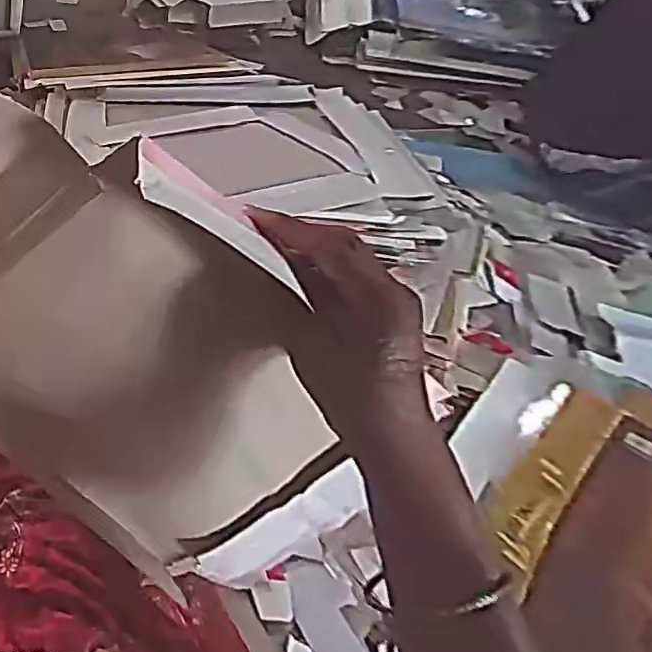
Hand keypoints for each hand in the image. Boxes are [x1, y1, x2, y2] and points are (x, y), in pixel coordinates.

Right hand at [248, 208, 425, 436]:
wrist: (386, 431)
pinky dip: (317, 261)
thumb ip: (302, 299)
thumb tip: (282, 266)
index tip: (261, 220)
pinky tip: (295, 263)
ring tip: (273, 237)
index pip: (333, 246)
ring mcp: (387, 300)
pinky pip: (345, 272)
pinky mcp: (378, 310)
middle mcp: (390, 292)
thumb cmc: (357, 399)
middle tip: (261, 223)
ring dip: (307, 242)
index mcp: (381, 297)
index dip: (292, 229)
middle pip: (341, 242)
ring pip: (344, 254)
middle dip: (299, 229)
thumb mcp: (315, 346)